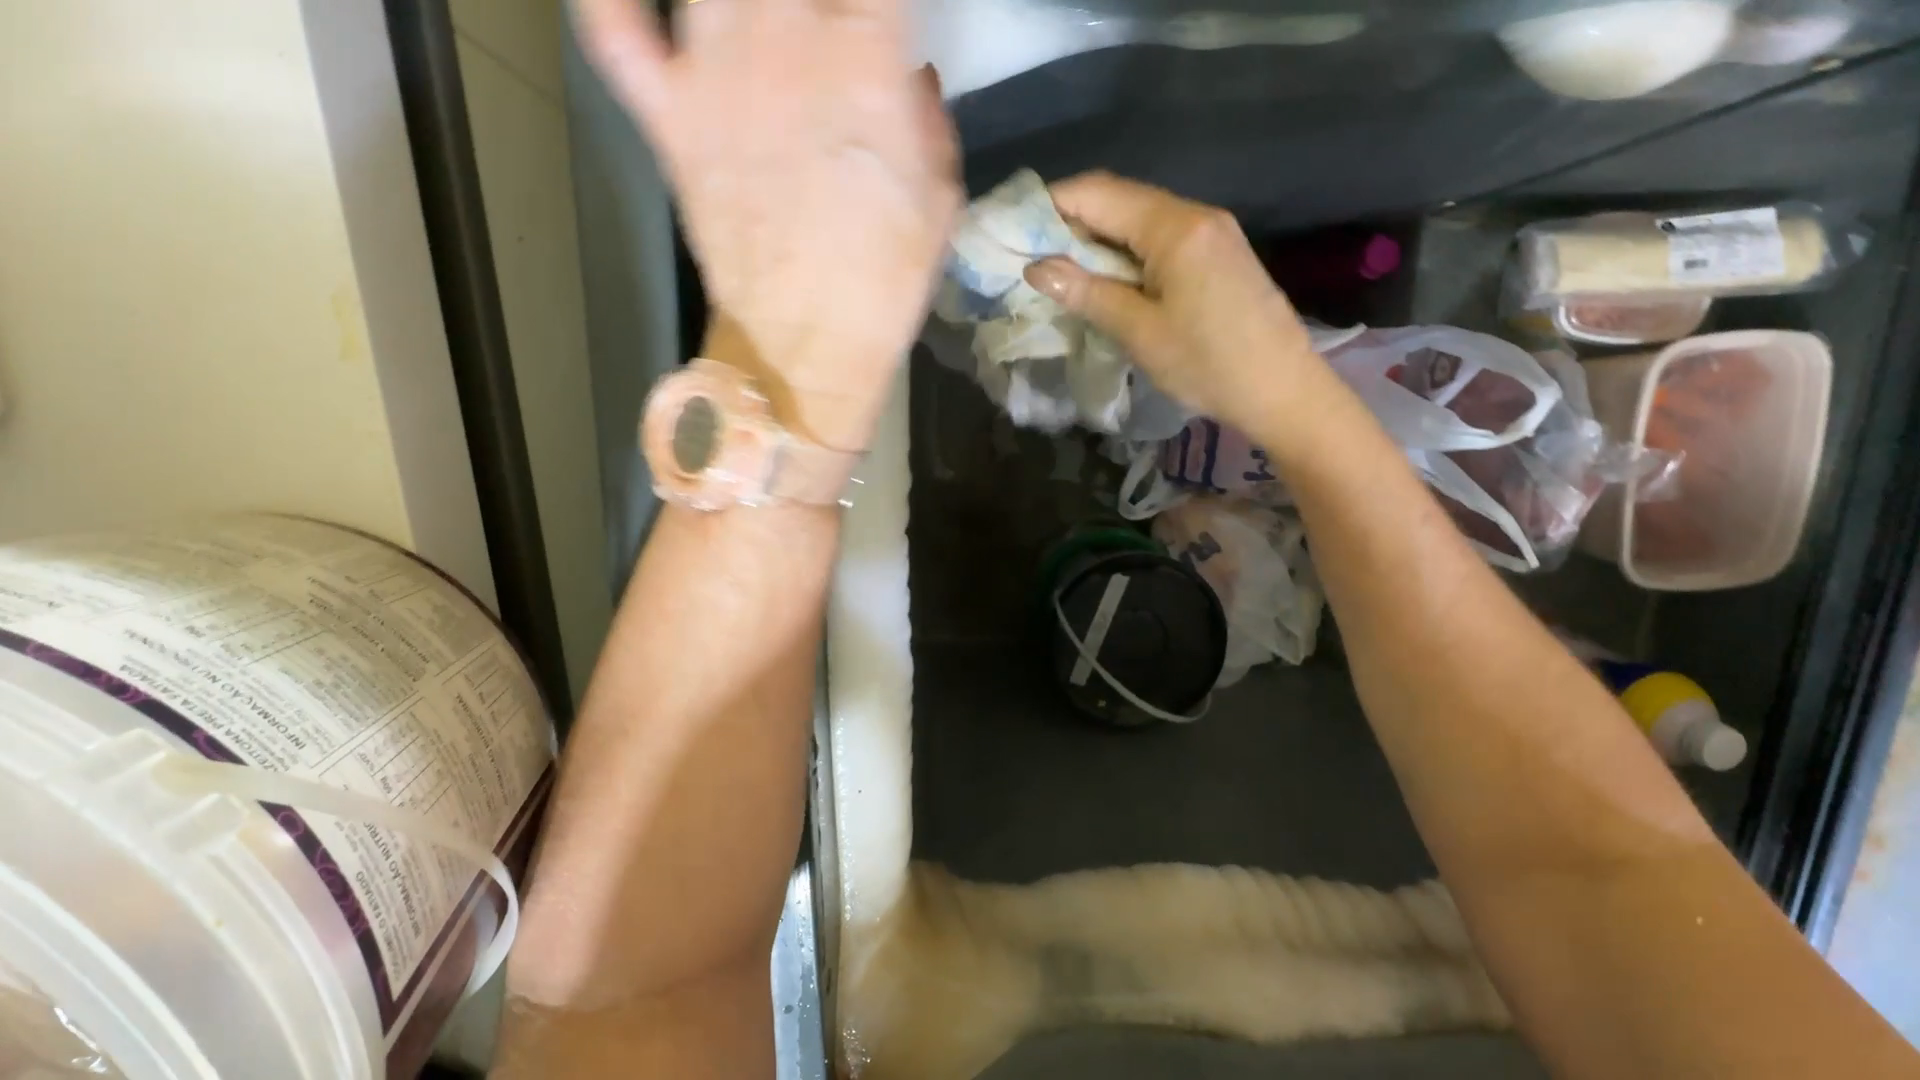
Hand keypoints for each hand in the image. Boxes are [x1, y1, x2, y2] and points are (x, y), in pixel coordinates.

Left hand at [575, 0, 960, 449]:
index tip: (878, 13)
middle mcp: (783, 44)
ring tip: (759, 17)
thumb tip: (908, 76)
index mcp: (864, 59)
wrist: (806, 343)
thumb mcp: (940, 194)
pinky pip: (615, 31)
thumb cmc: (886, 277)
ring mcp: (714, 78)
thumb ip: (926, 116)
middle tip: (819, 19)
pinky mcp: (668, 119)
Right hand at [1023, 173, 1323, 442]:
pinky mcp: (1220, 254)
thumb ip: (1087, 292)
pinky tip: (1108, 281)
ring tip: (1063, 273)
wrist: (1284, 392)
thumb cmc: (1209, 364)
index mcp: (1175, 227)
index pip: (1098, 192)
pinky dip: (1127, 252)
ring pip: (1140, 219)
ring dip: (1099, 240)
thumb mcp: (1140, 332)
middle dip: (1071, 222)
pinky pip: (1161, 239)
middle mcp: (1195, 215)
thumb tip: (1036, 267)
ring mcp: (1212, 233)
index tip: (1013, 230)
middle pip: (1120, 200)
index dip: (1050, 204)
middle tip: (1031, 256)